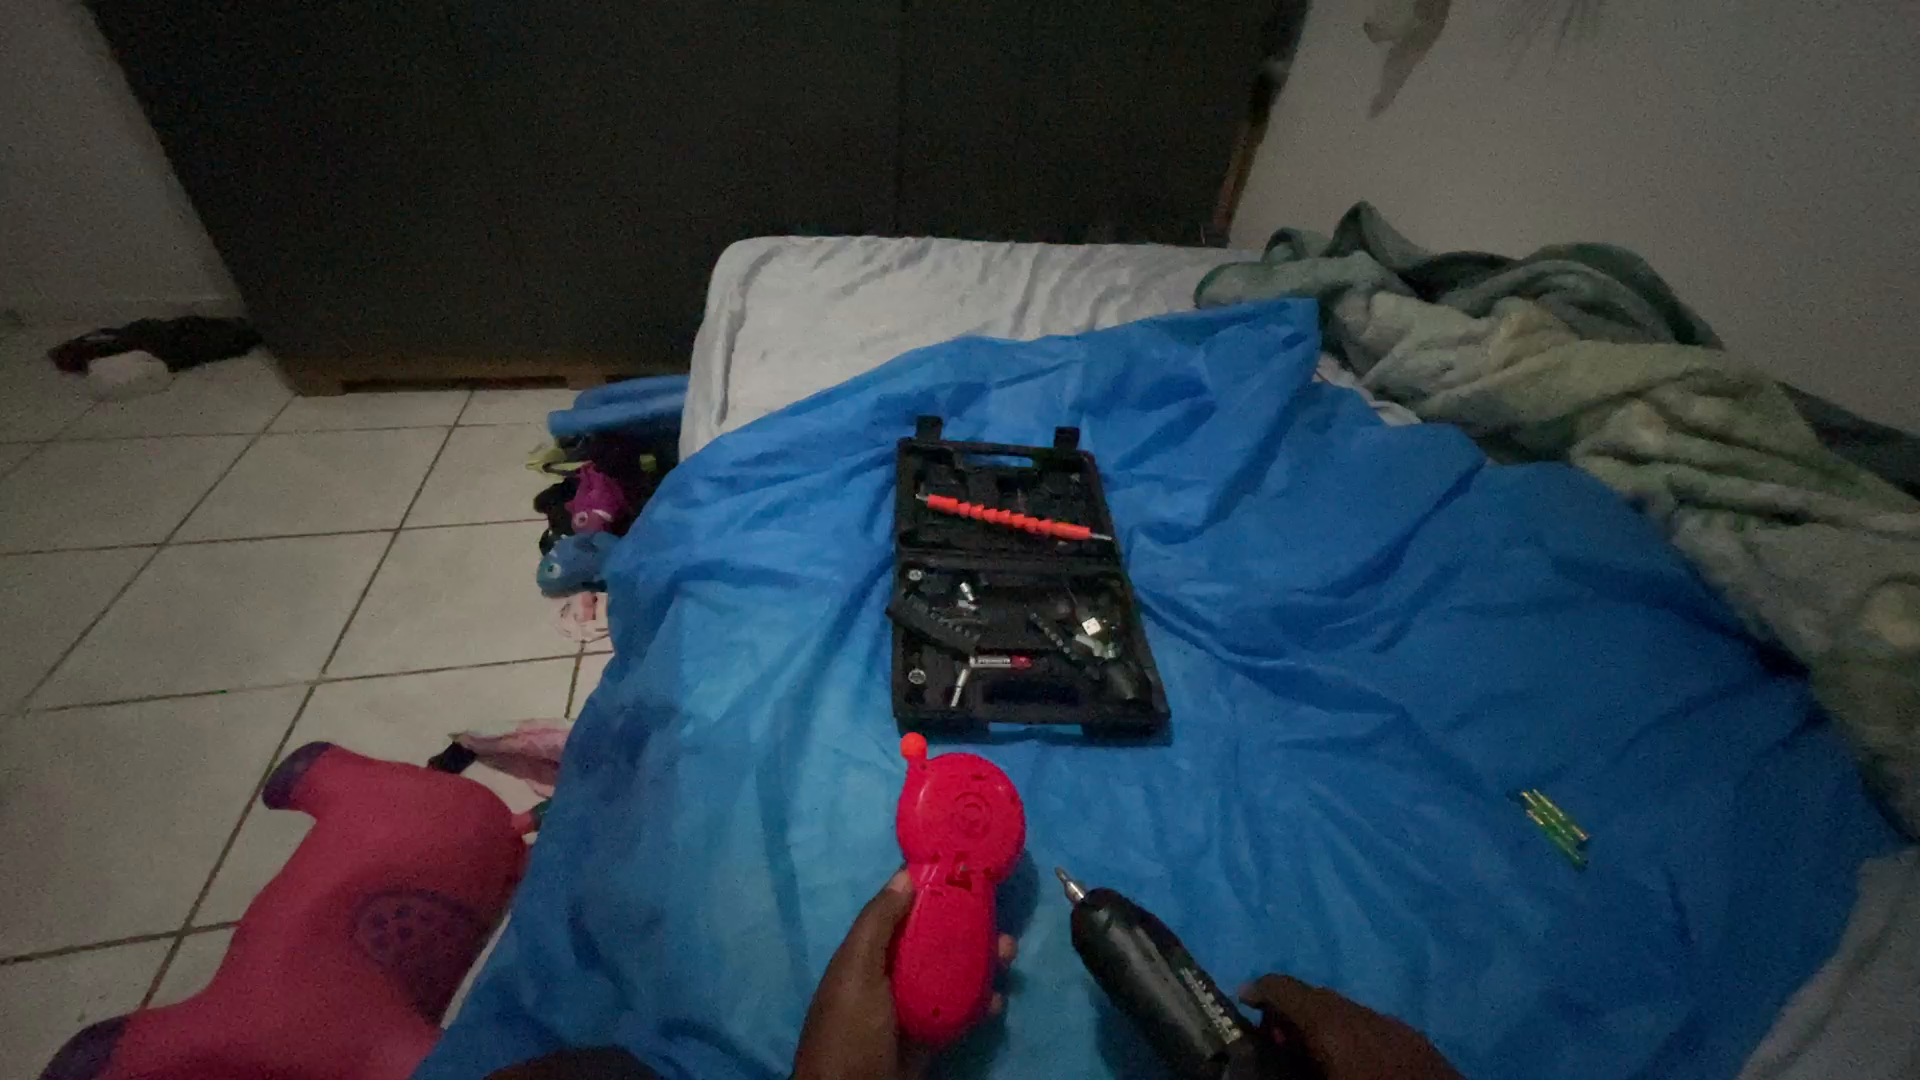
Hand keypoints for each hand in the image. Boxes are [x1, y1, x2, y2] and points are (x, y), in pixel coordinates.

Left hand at [793, 870, 1016, 1079]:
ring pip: (952, 973)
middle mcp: (890, 974)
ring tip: (1008, 955)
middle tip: (998, 916)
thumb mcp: (856, 970)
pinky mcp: (930, 1039)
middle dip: (967, 925)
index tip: (964, 869)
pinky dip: (981, 1003)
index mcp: (868, 953)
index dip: (931, 888)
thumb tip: (906, 874)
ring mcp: (912, 1008)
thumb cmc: (849, 1031)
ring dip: (982, 961)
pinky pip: (960, 1012)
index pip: (902, 909)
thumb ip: (878, 922)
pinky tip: (997, 1000)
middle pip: (934, 938)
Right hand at [1239, 975, 1462, 1079]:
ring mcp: (1396, 1028)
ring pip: (1348, 1011)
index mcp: (1332, 1026)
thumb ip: (1292, 1070)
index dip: (1259, 989)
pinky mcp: (1423, 1046)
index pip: (1285, 987)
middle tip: (1276, 1041)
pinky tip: (1358, 1067)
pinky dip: (1354, 1037)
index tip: (1242, 1000)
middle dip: (1291, 1011)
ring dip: (1324, 1024)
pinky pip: (1376, 1029)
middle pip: (1316, 996)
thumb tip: (1264, 1060)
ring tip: (1315, 1056)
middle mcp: (1362, 1015)